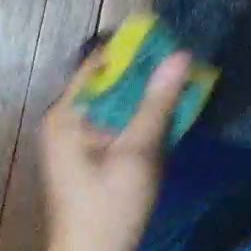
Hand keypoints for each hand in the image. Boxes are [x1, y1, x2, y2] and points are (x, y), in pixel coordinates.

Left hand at [40, 50, 191, 250]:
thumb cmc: (109, 208)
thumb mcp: (138, 153)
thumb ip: (158, 102)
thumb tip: (181, 54)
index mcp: (67, 114)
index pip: (100, 62)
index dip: (134, 49)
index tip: (169, 42)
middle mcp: (68, 119)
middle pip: (111, 82)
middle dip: (147, 74)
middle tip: (183, 67)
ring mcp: (77, 140)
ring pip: (118, 103)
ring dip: (148, 97)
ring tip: (182, 89)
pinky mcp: (91, 157)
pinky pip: (118, 123)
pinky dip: (142, 119)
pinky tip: (168, 120)